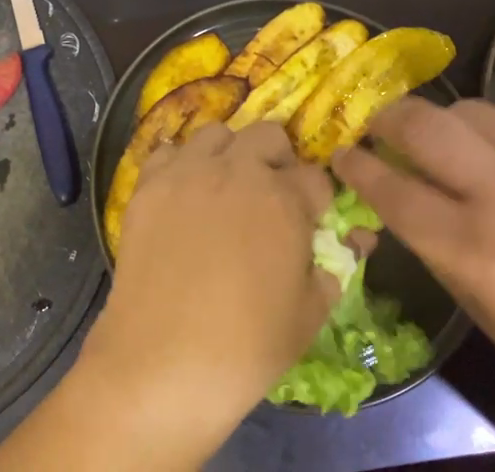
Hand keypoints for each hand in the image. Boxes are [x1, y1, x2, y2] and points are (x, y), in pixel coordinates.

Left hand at [85, 122, 337, 440]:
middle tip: (272, 195)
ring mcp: (187, 173)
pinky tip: (184, 196)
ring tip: (225, 189)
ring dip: (229, 153)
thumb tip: (346, 247)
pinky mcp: (147, 185)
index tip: (312, 220)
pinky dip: (182, 164)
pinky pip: (169, 152)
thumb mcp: (308, 314)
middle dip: (277, 158)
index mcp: (284, 200)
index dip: (318, 199)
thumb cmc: (247, 347)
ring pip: (216, 133)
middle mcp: (236, 171)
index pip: (316, 177)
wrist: (164, 361)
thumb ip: (330, 270)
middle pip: (267, 135)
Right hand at [332, 99, 494, 471]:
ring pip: (472, 111)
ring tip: (434, 136)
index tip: (338, 154)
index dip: (356, 167)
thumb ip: (443, 254)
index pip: (393, 190)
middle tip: (374, 126)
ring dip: (440, 118)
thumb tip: (404, 207)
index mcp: (479, 256)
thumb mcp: (492, 319)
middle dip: (387, 118)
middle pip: (424, 126)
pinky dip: (491, 134)